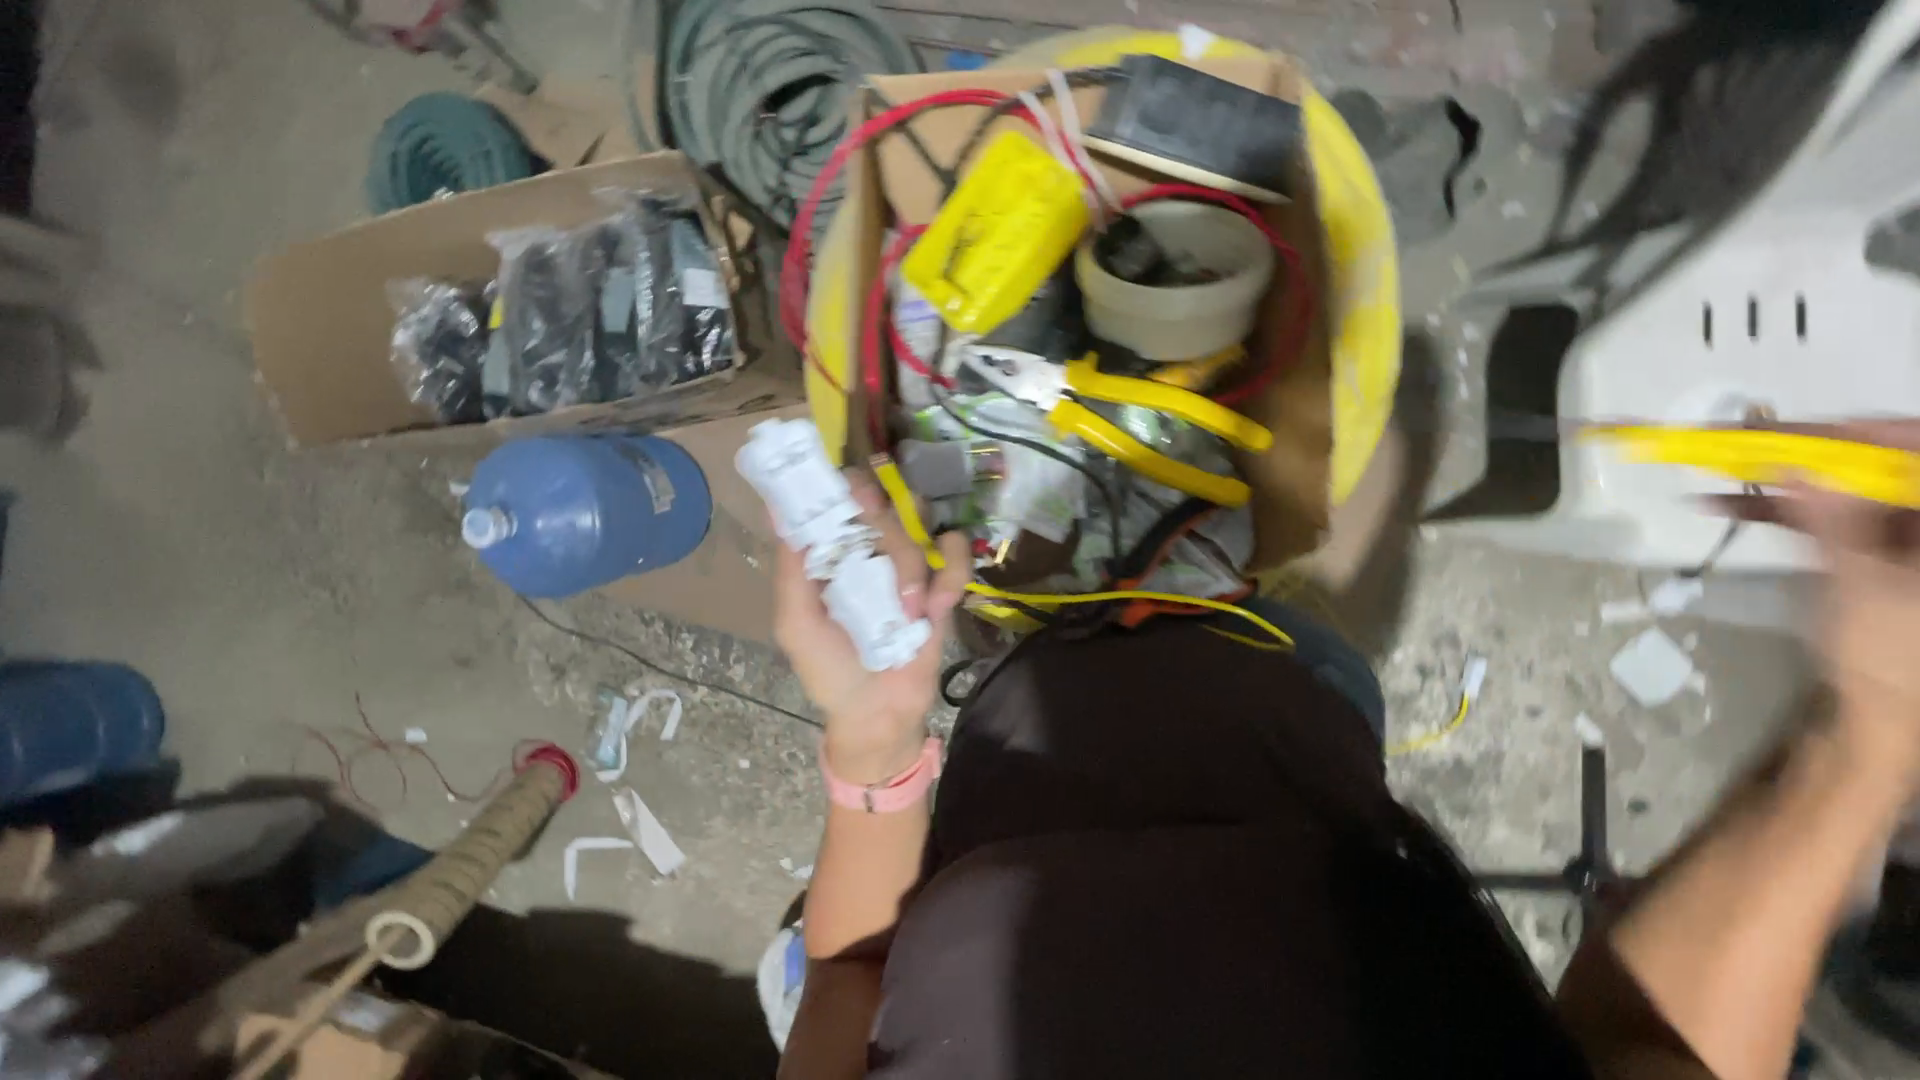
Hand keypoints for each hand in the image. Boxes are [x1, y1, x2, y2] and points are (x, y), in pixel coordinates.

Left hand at [772, 471, 971, 784]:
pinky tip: (938, 606)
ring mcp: (906, 567)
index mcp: (832, 556)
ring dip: (911, 556)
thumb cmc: (828, 671)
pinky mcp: (941, 587)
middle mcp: (869, 552)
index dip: (841, 485)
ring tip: (906, 605)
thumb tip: (780, 512)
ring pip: (918, 523)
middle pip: (880, 502)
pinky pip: (954, 554)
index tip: (846, 482)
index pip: (838, 502)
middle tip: (876, 530)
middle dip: (880, 513)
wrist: (877, 715)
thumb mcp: (796, 624)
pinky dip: (951, 571)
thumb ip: (791, 571)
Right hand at [1720, 421, 1919, 769]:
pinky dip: (1779, 512)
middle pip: (1878, 468)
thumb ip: (1834, 524)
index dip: (1866, 435)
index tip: (1800, 431)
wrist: (1888, 720)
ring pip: (1844, 491)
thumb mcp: (1861, 587)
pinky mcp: (1876, 552)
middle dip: (1808, 454)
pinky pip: (1829, 518)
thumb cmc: (1891, 660)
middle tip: (1741, 442)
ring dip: (1779, 484)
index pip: (1918, 455)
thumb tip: (1800, 466)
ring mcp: (1906, 537)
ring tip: (1714, 472)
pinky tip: (1725, 505)